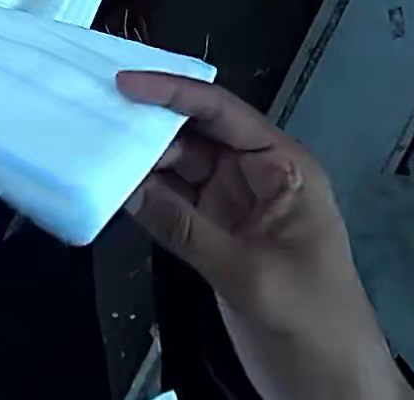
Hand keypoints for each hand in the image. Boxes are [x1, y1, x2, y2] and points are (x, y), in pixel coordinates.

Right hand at [118, 72, 408, 399]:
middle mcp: (254, 172)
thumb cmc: (316, 329)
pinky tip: (113, 182)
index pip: (221, 112)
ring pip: (177, 161)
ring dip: (141, 156)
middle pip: (194, 131)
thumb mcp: (252, 278)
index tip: (124, 84)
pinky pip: (170, 196)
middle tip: (99, 110)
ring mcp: (231, 201)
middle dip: (149, 121)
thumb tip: (126, 185)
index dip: (172, 92)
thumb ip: (185, 228)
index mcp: (281, 166)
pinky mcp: (212, 229)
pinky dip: (143, 189)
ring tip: (96, 145)